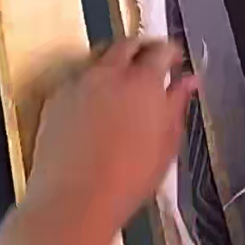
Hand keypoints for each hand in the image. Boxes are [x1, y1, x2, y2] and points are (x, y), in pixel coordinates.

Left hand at [25, 37, 195, 238]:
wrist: (75, 200)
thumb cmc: (129, 178)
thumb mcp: (167, 144)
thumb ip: (177, 105)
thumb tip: (188, 81)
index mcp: (144, 81)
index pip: (162, 49)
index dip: (171, 52)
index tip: (175, 60)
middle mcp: (110, 73)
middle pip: (128, 44)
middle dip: (142, 48)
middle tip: (151, 64)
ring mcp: (79, 82)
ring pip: (100, 56)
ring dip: (115, 60)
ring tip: (123, 81)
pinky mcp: (56, 97)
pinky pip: (78, 77)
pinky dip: (91, 80)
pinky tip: (96, 103)